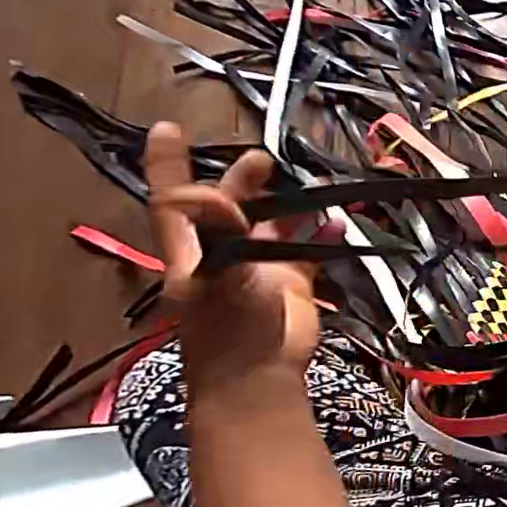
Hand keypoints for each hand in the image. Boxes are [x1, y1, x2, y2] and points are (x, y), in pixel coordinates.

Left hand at [145, 122, 322, 387]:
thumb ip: (217, 234)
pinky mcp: (293, 285)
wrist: (258, 378)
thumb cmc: (228, 332)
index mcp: (193, 250)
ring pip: (275, 227)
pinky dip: (324, 238)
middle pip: (232, 206)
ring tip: (314, 185)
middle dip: (243, 181)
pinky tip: (338, 225)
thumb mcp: (216, 277)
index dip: (168, 164)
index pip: (174, 199)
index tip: (168, 129)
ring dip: (292, 206)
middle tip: (263, 160)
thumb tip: (208, 193)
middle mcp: (226, 253)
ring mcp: (261, 269)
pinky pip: (309, 253)